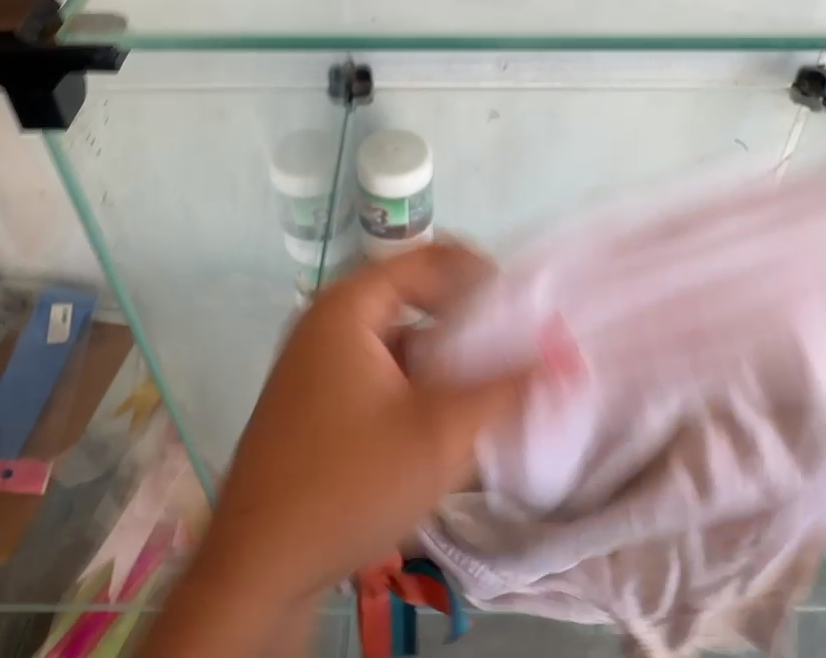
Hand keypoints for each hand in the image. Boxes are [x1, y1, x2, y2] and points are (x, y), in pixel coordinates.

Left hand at [187, 244, 533, 608]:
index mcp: (348, 308)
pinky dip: (416, 385)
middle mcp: (326, 323)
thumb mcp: (440, 433)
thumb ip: (508, 388)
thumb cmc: (349, 483)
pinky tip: (443, 424)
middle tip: (514, 354)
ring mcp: (315, 364)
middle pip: (412, 299)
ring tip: (487, 392)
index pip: (428, 259)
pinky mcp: (314, 403)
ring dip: (444, 360)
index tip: (524, 312)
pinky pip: (378, 372)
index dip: (481, 276)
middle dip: (467, 325)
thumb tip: (567, 358)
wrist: (258, 566)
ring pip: (397, 341)